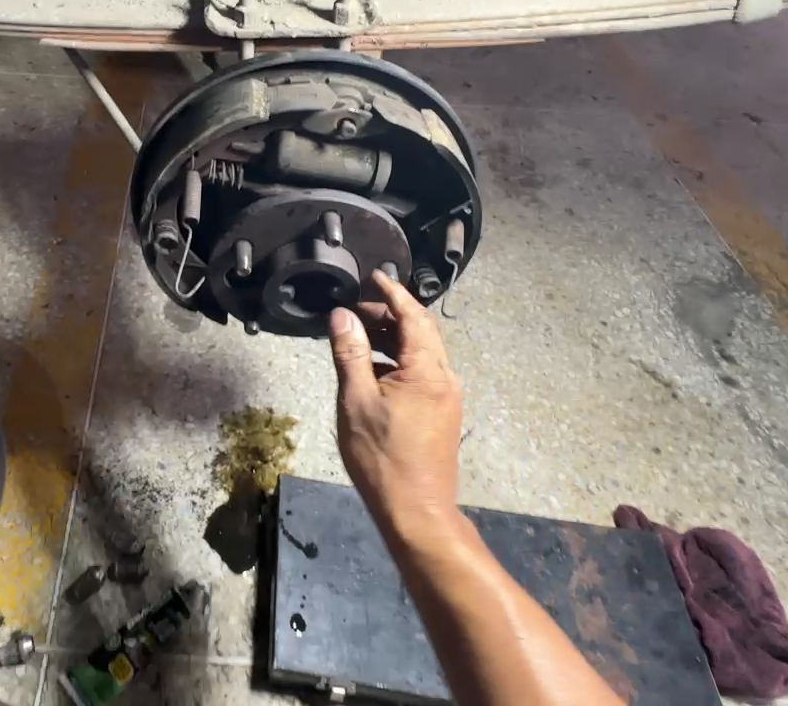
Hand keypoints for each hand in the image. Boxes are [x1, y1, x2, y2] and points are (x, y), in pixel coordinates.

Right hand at [328, 270, 463, 541]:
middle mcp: (444, 378)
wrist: (416, 511)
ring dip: (391, 337)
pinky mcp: (440, 412)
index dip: (392, 293)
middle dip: (388, 314)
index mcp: (428, 370)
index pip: (413, 316)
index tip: (373, 276)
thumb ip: (350, 354)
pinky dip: (396, 359)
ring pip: (420, 352)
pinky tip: (370, 367)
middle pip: (419, 331)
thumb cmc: (382, 457)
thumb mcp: (357, 401)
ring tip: (357, 333)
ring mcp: (445, 396)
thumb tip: (342, 316)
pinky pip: (420, 371)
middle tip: (354, 307)